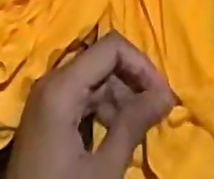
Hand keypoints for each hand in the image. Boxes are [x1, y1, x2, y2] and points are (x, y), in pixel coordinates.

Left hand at [6, 32, 175, 178]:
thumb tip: (167, 95)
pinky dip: (104, 109)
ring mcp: (46, 99)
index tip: (162, 95)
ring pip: (95, 79)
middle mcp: (51, 82)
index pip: (112, 47)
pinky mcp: (46, 116)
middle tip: (158, 110)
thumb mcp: (103, 170)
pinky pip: (82, 97)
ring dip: (122, 97)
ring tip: (142, 126)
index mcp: (62, 87)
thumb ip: (134, 125)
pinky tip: (119, 133)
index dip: (142, 65)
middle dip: (134, 81)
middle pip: (103, 61)